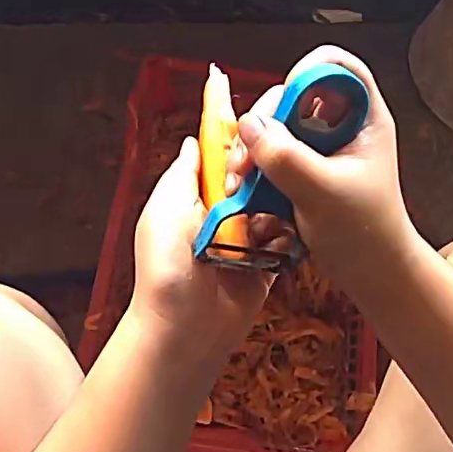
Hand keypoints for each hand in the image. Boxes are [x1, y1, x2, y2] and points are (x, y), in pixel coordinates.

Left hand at [129, 136, 271, 367]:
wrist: (183, 331)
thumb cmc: (164, 269)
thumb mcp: (164, 209)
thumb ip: (182, 173)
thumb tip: (192, 141)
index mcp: (195, 197)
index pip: (222, 160)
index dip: (239, 142)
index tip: (262, 120)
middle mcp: (223, 214)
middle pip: (255, 179)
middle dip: (263, 175)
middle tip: (262, 179)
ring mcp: (245, 240)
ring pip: (276, 207)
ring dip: (277, 207)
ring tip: (269, 215)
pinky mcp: (265, 265)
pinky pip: (286, 242)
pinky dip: (288, 238)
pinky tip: (280, 238)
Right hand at [228, 46, 415, 283]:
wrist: (371, 274)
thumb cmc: (367, 234)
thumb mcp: (324, 193)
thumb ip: (286, 157)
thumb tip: (249, 125)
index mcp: (364, 118)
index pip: (338, 66)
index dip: (307, 71)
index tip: (282, 103)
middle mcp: (339, 124)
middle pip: (293, 95)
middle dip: (263, 122)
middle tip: (247, 158)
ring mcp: (318, 146)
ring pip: (274, 124)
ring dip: (250, 148)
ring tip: (240, 181)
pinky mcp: (301, 167)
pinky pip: (268, 152)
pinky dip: (252, 167)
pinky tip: (243, 189)